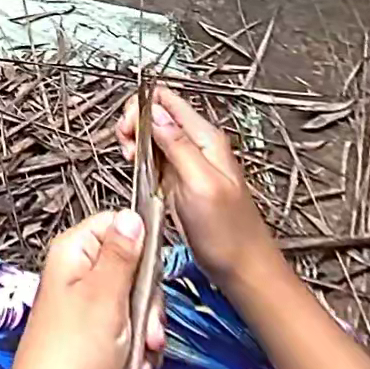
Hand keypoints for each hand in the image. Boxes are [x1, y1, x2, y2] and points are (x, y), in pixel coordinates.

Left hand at [0, 210, 167, 368]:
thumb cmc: (72, 357)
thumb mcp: (104, 297)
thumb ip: (121, 255)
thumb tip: (132, 216)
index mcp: (73, 252)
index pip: (117, 225)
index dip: (142, 250)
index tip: (152, 278)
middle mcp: (78, 274)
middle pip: (134, 269)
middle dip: (149, 305)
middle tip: (146, 329)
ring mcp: (88, 307)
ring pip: (137, 306)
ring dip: (145, 336)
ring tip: (136, 358)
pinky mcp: (96, 337)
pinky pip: (131, 335)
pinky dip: (137, 356)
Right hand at [116, 86, 279, 289]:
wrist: (241, 268)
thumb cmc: (228, 232)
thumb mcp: (201, 183)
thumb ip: (177, 144)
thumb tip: (156, 111)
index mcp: (205, 138)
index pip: (166, 100)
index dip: (141, 108)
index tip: (130, 131)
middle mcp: (196, 144)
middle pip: (154, 113)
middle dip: (134, 124)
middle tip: (128, 146)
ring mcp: (186, 160)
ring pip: (150, 133)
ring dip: (133, 140)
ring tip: (130, 158)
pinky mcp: (176, 177)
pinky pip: (151, 154)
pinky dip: (138, 157)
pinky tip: (137, 169)